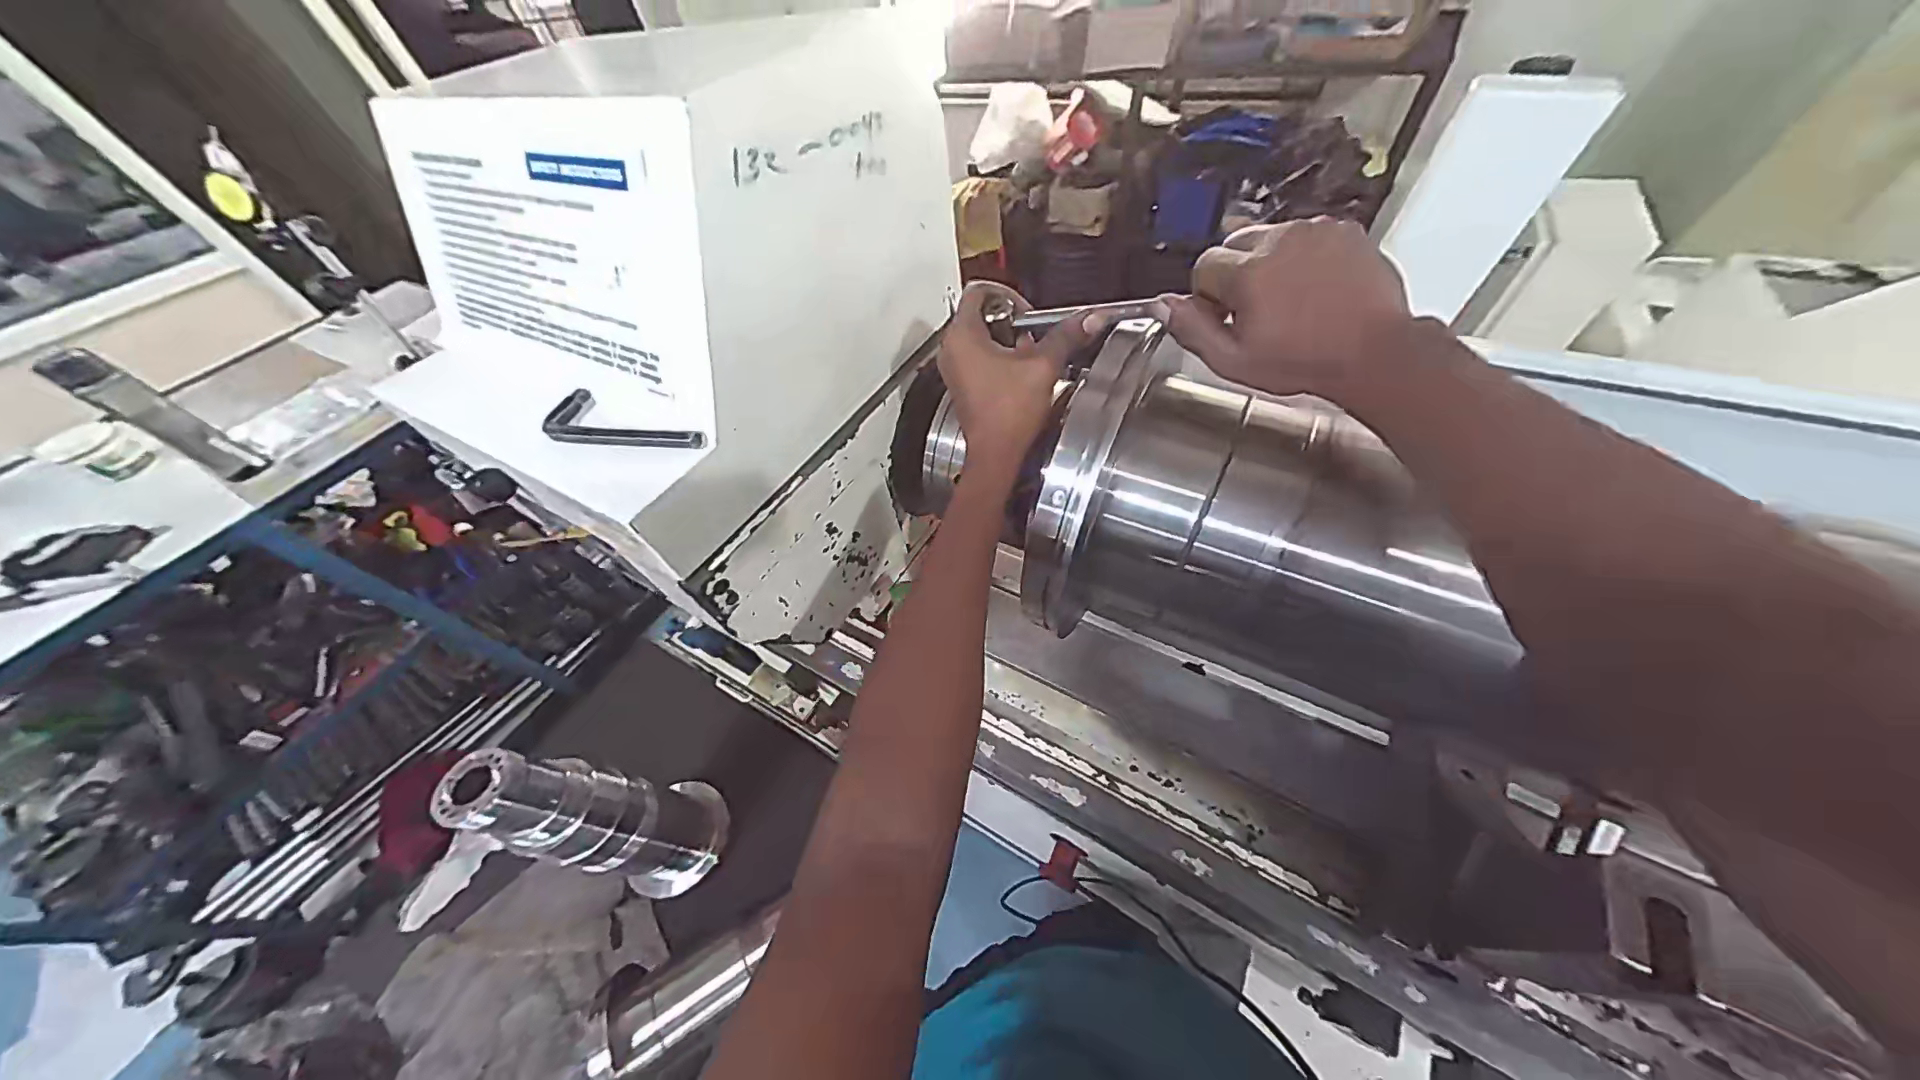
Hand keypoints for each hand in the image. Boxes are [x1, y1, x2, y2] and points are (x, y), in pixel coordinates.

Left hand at [937, 283, 1096, 481]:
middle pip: (980, 314)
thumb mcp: (1043, 367)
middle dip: (1010, 321)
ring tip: (1029, 356)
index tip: (1025, 311)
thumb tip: (1088, 319)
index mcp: (962, 336)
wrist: (996, 453)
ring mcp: (954, 369)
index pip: (978, 291)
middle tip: (1032, 334)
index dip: (1007, 294)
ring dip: (1007, 340)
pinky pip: (978, 359)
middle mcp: (952, 350)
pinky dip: (998, 359)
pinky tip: (1019, 374)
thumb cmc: (1007, 415)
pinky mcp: (962, 385)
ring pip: (980, 338)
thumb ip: (1065, 336)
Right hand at [1160, 217, 1414, 398]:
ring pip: (1269, 238)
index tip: (1226, 317)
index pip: (1204, 266)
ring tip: (1288, 301)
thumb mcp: (1233, 361)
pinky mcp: (1342, 230)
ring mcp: (1315, 231)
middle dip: (1235, 274)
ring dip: (1268, 263)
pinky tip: (1312, 289)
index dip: (1209, 296)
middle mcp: (1279, 241)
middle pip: (1233, 244)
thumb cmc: (1304, 361)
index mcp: (1247, 273)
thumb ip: (1191, 329)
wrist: (1373, 351)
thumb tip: (1163, 304)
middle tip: (1255, 311)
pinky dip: (1301, 256)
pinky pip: (1305, 235)